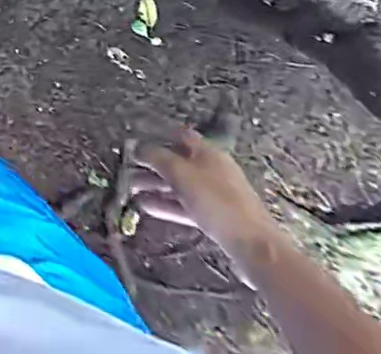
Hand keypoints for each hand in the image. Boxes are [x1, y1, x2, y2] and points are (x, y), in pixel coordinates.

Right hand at [125, 125, 274, 250]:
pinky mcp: (214, 216)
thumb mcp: (181, 173)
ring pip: (179, 185)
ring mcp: (214, 194)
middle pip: (176, 161)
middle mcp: (211, 169)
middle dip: (151, 165)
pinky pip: (185, 204)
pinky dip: (166, 204)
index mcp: (208, 152)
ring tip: (130, 190)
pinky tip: (146, 207)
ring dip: (155, 186)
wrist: (253, 245)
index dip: (157, 135)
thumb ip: (157, 158)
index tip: (136, 141)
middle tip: (127, 169)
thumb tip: (138, 147)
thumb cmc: (216, 200)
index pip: (179, 135)